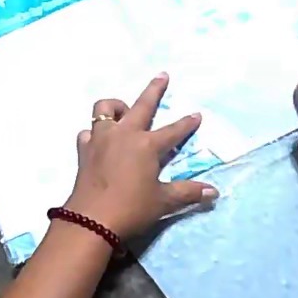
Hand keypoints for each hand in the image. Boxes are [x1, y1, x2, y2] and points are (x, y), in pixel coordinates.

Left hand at [64, 74, 215, 239]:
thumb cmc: (131, 209)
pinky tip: (100, 140)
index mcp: (147, 145)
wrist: (90, 222)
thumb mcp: (163, 201)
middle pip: (142, 105)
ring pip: (105, 109)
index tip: (197, 115)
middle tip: (162, 75)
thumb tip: (214, 192)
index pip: (173, 130)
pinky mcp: (84, 150)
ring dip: (116, 107)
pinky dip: (95, 132)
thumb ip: (188, 193)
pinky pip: (89, 132)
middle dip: (155, 89)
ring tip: (123, 112)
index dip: (187, 123)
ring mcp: (101, 140)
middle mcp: (124, 134)